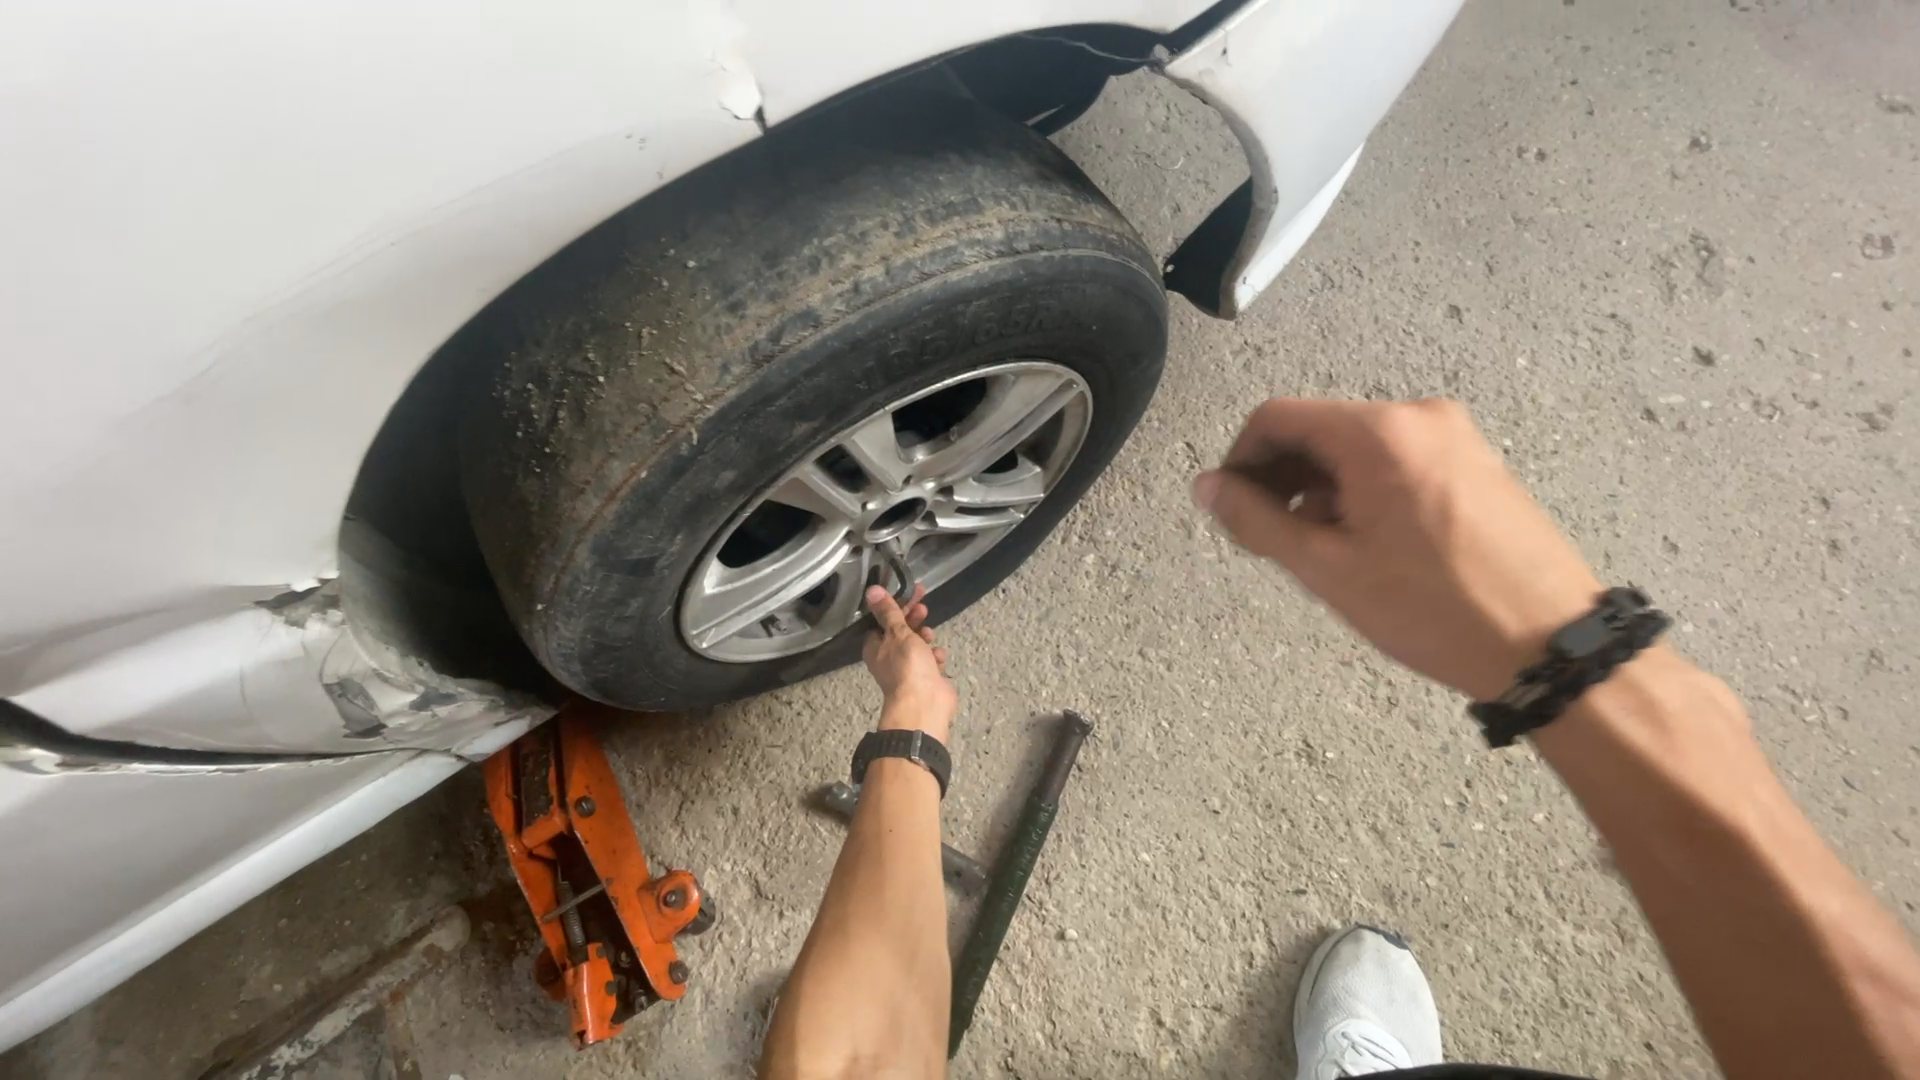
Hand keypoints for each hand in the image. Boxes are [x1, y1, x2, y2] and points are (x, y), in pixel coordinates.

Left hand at [862, 584, 956, 739]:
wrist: (925, 703)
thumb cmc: (907, 665)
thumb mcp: (898, 633)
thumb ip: (888, 611)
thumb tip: (872, 590)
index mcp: (875, 646)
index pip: (882, 620)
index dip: (896, 605)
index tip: (911, 593)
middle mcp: (888, 657)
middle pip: (901, 630)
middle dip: (914, 619)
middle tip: (924, 607)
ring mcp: (908, 668)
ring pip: (918, 644)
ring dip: (925, 638)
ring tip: (930, 636)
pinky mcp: (925, 677)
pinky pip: (930, 660)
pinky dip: (935, 657)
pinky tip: (938, 658)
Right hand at [1191, 398, 1603, 700]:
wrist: (1552, 646)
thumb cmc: (1432, 608)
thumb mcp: (1325, 567)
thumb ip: (1254, 520)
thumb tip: (1206, 487)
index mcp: (1378, 433)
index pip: (1276, 419)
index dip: (1239, 461)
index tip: (1230, 510)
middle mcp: (1418, 417)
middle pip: (1315, 429)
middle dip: (1278, 478)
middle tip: (1267, 537)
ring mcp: (1453, 437)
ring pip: (1351, 447)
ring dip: (1315, 489)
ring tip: (1316, 548)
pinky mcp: (1473, 462)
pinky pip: (1391, 460)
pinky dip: (1357, 491)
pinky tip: (1361, 542)